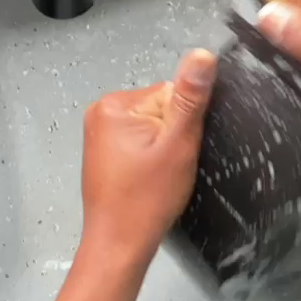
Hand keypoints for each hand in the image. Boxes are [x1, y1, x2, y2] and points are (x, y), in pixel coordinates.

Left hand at [79, 49, 216, 266]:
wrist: (118, 247)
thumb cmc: (147, 198)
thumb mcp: (177, 145)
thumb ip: (190, 98)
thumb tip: (201, 54)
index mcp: (116, 103)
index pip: (170, 93)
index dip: (184, 122)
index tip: (179, 150)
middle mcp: (102, 111)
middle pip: (161, 107)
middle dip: (173, 133)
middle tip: (170, 165)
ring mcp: (99, 132)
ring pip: (152, 124)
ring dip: (163, 145)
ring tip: (159, 173)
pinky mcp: (103, 150)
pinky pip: (139, 139)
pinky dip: (150, 155)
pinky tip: (149, 177)